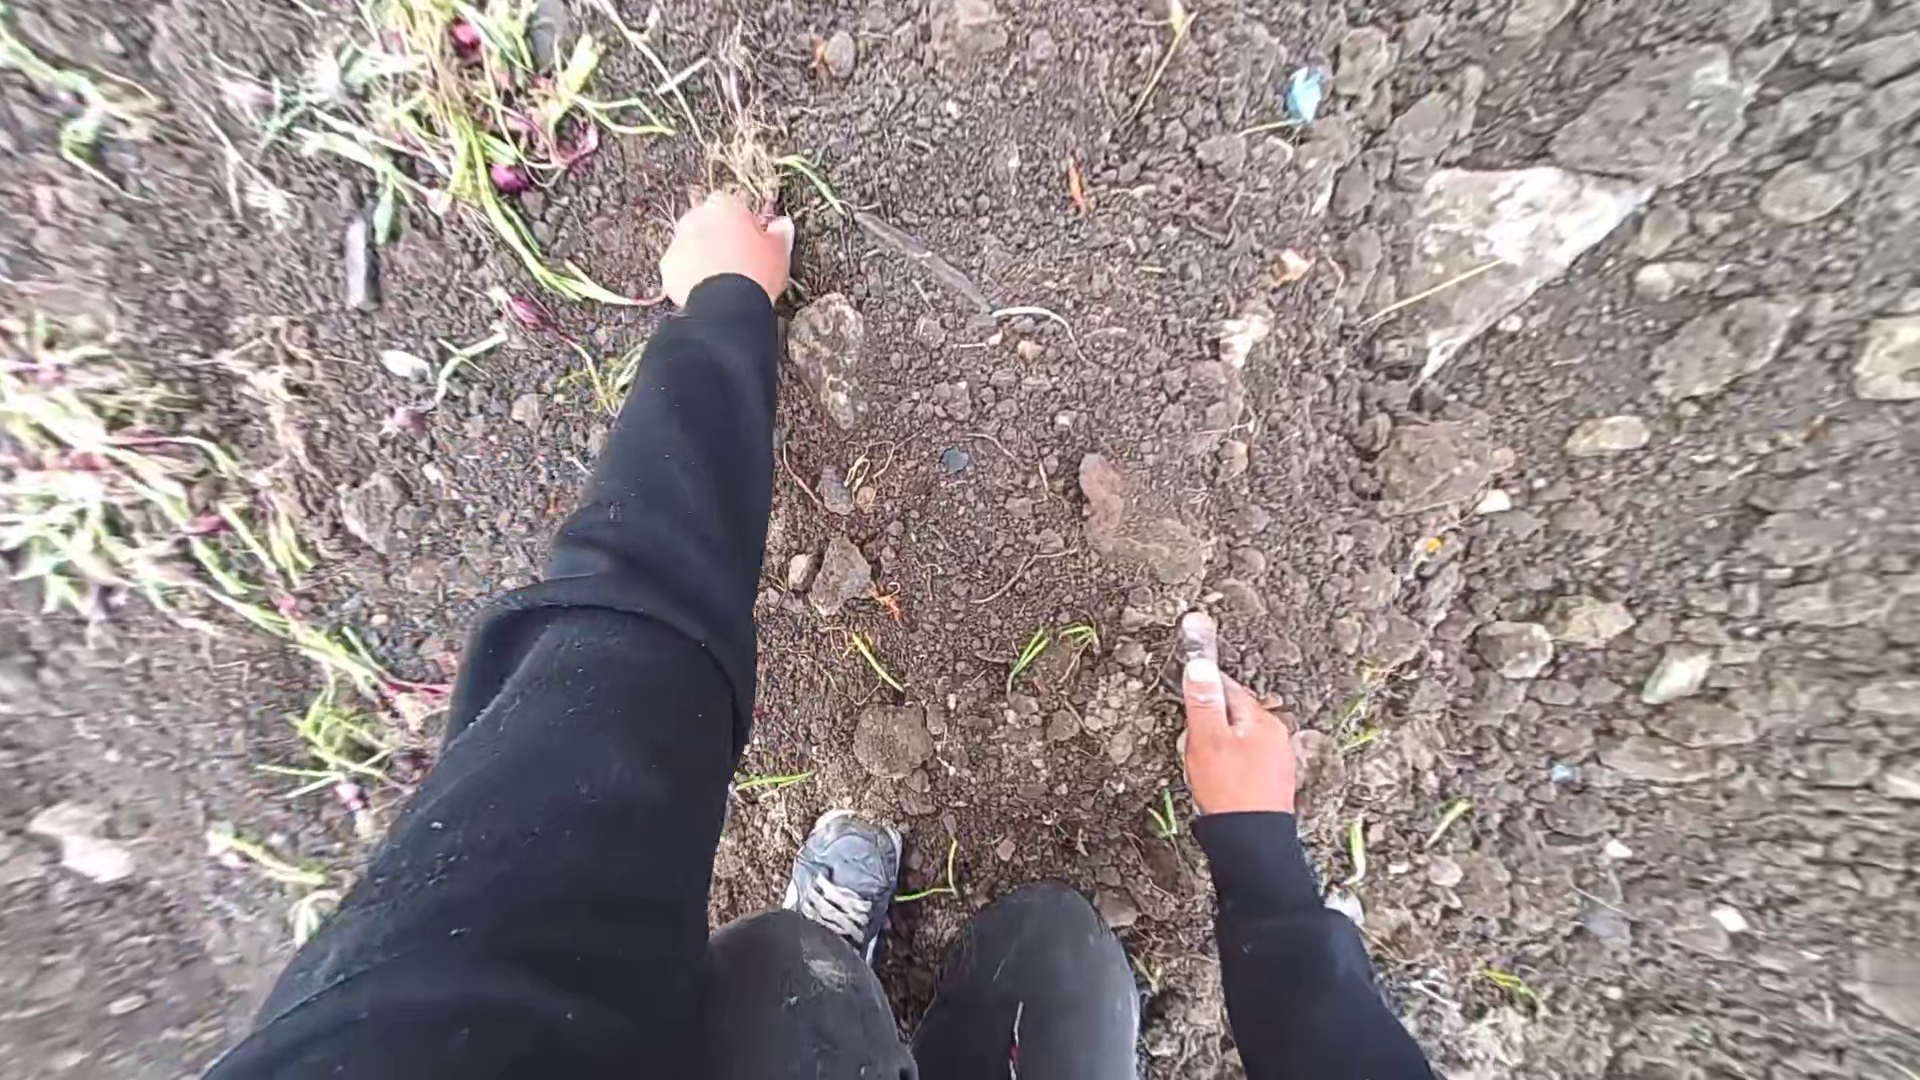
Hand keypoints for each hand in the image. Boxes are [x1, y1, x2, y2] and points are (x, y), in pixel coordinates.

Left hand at [658, 192, 794, 305]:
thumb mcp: (778, 253)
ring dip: (704, 259)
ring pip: (692, 247)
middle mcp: (697, 217)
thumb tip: (783, 225)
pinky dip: (691, 279)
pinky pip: (680, 270)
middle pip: (709, 224)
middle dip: (720, 239)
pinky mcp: (669, 267)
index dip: (744, 225)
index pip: (733, 206)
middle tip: (739, 264)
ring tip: (724, 284)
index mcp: (725, 207)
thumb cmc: (756, 273)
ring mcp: (679, 241)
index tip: (754, 242)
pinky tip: (708, 293)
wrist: (728, 304)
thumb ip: (779, 235)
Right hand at [1180, 612, 1295, 814]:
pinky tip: (1218, 774)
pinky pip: (1244, 755)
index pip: (1227, 688)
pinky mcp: (1271, 779)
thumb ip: (1203, 700)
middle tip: (1192, 735)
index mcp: (1262, 721)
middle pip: (1233, 712)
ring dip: (1218, 740)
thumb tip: (1200, 666)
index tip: (1186, 686)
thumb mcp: (1206, 738)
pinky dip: (1228, 758)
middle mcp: (1275, 736)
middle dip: (1210, 719)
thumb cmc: (1229, 791)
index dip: (1203, 688)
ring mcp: (1276, 759)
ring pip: (1238, 735)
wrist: (1250, 843)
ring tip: (1203, 759)